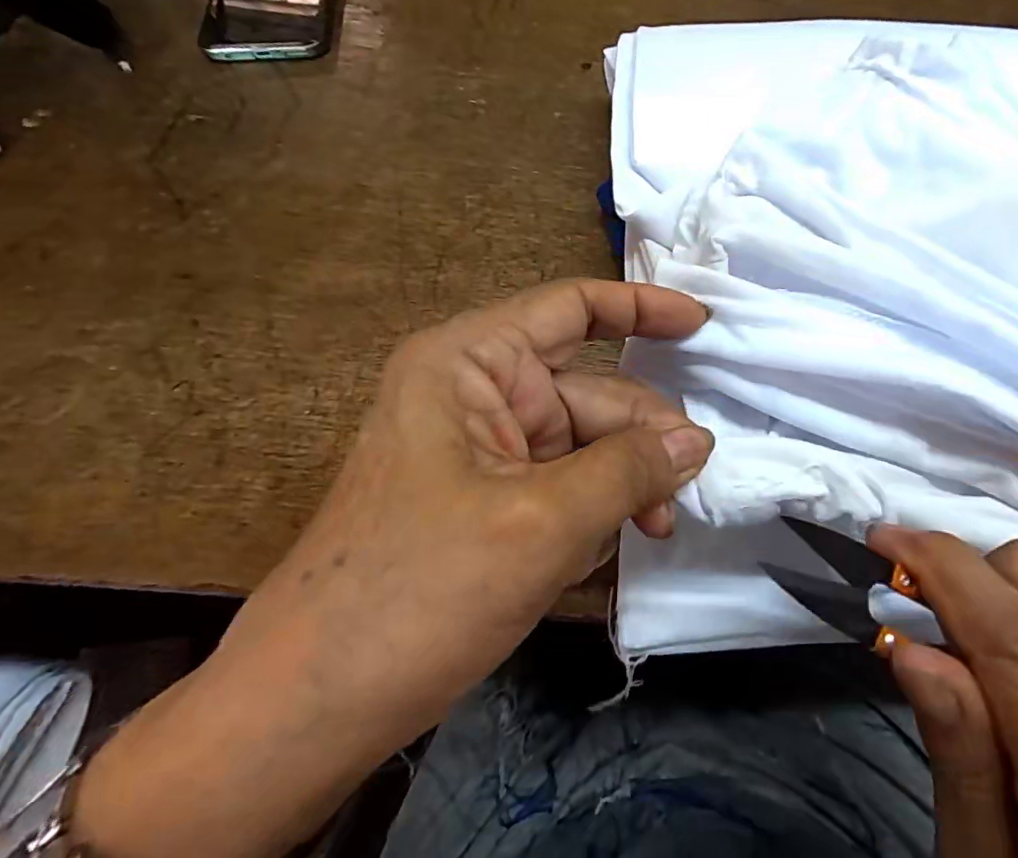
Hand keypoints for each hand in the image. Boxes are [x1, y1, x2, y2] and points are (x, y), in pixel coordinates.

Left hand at [77, 280, 713, 857]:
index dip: (642, 307)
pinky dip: (600, 509)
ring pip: (587, 444)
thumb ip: (631, 468)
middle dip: (644, 435)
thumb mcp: (544, 521)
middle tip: (688, 483)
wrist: (313, 709)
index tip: (704, 325)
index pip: (571, 308)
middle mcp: (476, 395)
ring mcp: (483, 451)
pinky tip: (612, 547)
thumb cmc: (420, 590)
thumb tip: (699, 440)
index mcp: (469, 364)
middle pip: (592, 390)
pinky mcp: (490, 500)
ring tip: (656, 527)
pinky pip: (568, 484)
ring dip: (629, 482)